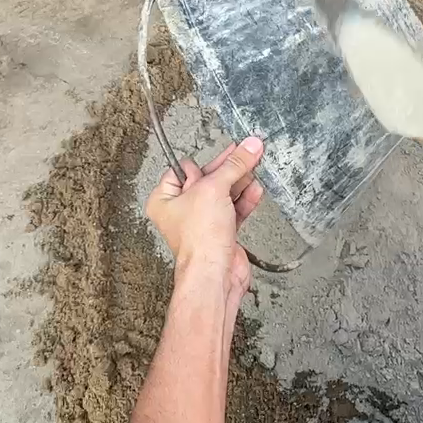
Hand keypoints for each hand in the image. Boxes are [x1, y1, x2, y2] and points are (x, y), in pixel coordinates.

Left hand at [145, 136, 264, 302]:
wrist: (215, 275)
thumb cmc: (199, 240)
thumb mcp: (214, 189)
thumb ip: (234, 165)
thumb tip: (248, 147)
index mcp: (165, 199)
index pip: (185, 169)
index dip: (205, 163)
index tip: (225, 149)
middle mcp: (181, 211)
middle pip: (207, 180)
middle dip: (228, 169)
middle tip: (246, 151)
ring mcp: (202, 222)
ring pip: (223, 194)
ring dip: (240, 182)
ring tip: (255, 166)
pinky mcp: (221, 233)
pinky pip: (234, 210)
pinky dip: (245, 200)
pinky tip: (257, 189)